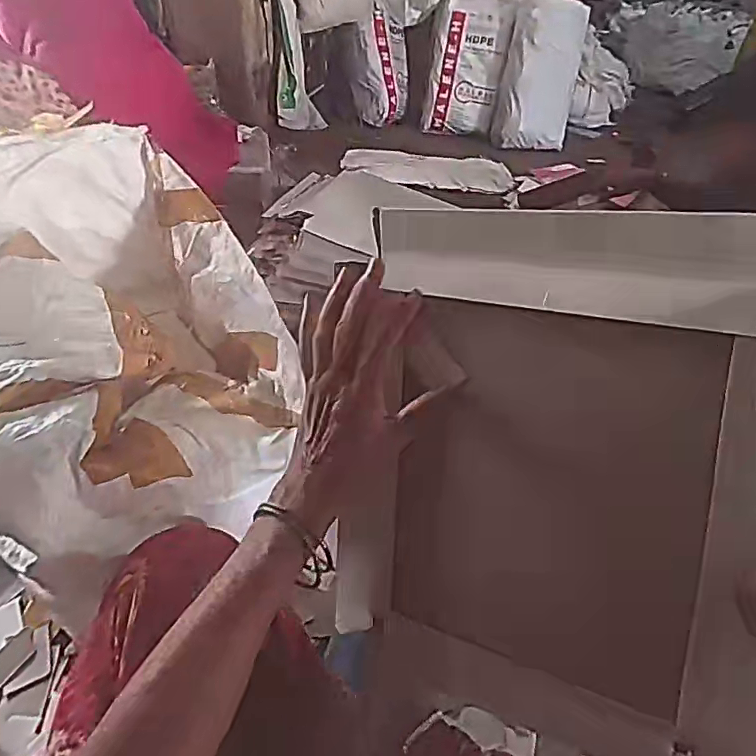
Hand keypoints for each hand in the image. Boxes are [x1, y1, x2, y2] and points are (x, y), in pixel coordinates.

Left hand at [271, 259, 448, 535]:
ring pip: (325, 330)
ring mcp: (319, 379)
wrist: (312, 486)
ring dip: (337, 299)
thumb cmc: (351, 469)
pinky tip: (309, 304)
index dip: (398, 317)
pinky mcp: (309, 385)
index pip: (381, 342)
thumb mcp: (392, 442)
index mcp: (361, 390)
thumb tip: (448, 393)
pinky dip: (308, 322)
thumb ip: (419, 413)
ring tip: (346, 274)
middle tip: (376, 268)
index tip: (412, 299)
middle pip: (349, 326)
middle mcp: (336, 378)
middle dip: (364, 294)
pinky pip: (307, 346)